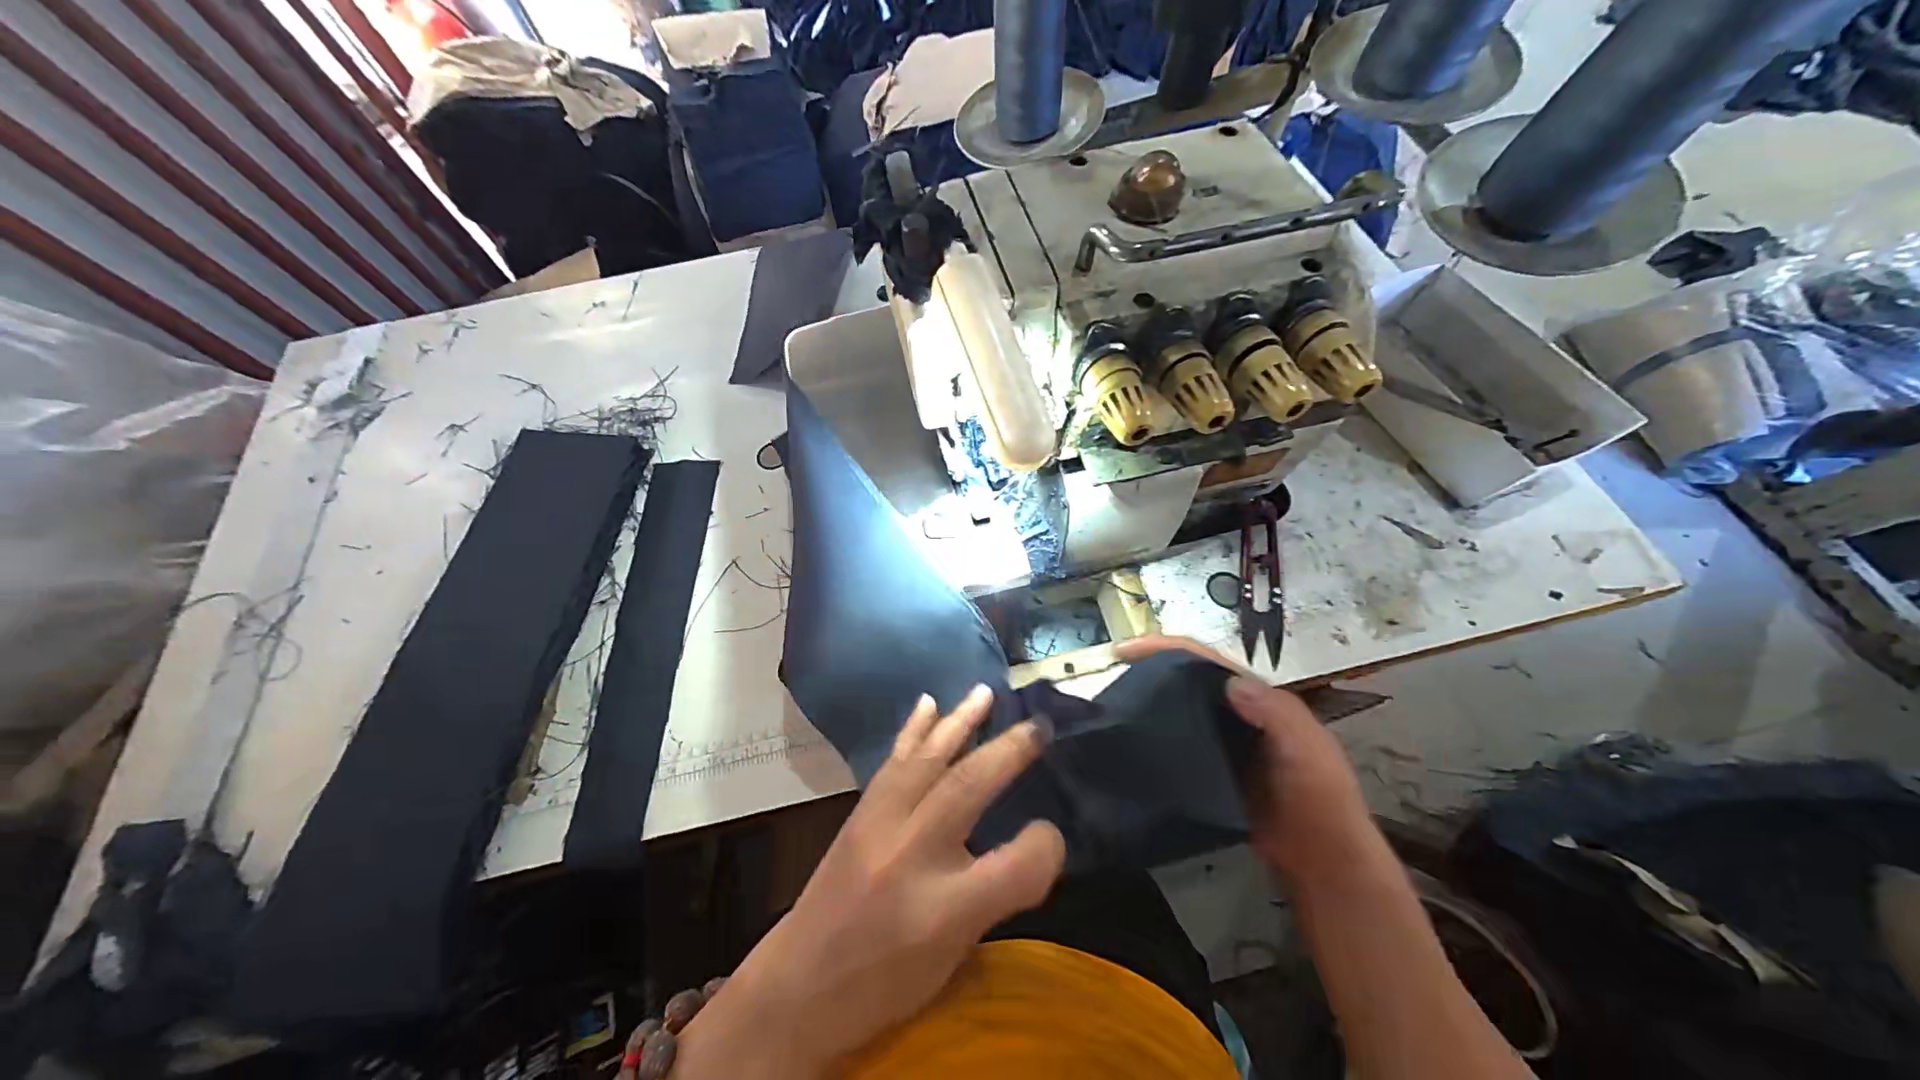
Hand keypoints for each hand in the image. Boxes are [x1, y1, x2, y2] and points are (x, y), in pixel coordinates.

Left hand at [676, 686, 1066, 1078]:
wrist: (801, 983)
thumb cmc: (886, 981)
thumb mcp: (954, 955)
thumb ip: (994, 896)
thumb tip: (1030, 844)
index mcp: (945, 911)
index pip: (1018, 865)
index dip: (1047, 845)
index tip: (1052, 835)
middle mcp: (911, 857)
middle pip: (969, 787)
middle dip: (1010, 750)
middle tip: (1040, 727)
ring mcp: (879, 827)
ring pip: (928, 760)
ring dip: (960, 721)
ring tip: (985, 692)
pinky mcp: (859, 813)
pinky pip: (893, 761)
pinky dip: (914, 730)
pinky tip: (928, 704)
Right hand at [1114, 636, 1375, 879]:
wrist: (1323, 863)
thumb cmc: (1321, 802)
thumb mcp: (1309, 751)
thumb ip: (1278, 714)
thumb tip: (1228, 683)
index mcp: (1262, 700)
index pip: (1209, 662)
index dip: (1169, 648)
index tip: (1127, 650)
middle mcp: (1240, 714)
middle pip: (1190, 679)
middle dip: (1153, 669)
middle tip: (1113, 674)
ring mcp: (1225, 744)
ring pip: (1182, 709)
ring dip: (1151, 700)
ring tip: (1113, 703)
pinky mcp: (1212, 772)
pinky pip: (1180, 745)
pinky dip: (1157, 736)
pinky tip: (1133, 743)